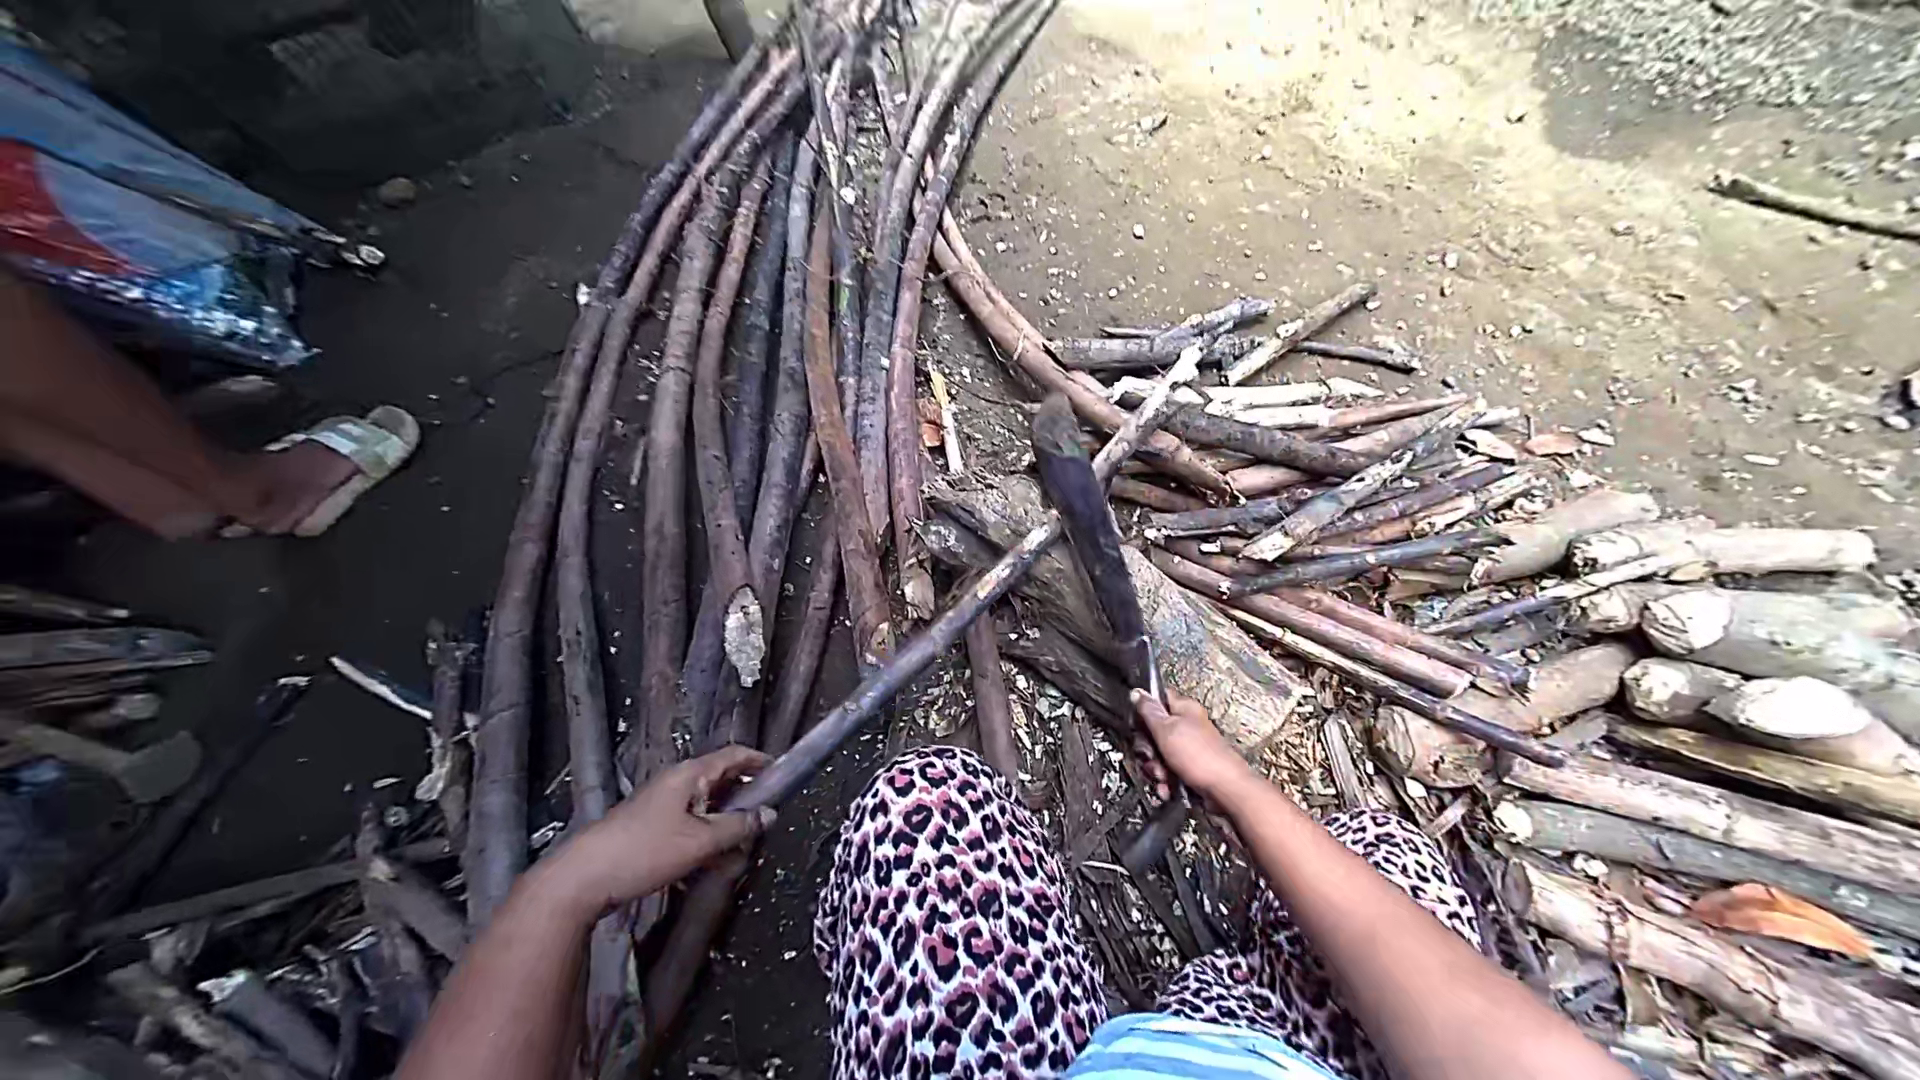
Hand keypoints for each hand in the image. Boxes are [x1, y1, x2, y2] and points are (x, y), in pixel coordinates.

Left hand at [548, 745, 775, 912]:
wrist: (581, 880)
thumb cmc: (643, 851)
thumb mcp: (700, 841)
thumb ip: (738, 827)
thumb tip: (769, 814)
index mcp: (690, 774)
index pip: (734, 755)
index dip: (759, 761)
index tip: (780, 774)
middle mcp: (677, 782)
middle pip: (722, 781)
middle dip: (745, 801)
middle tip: (763, 821)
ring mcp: (661, 804)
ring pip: (706, 807)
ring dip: (725, 825)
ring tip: (738, 849)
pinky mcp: (650, 827)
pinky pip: (689, 824)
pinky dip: (705, 837)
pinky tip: (708, 864)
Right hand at [1132, 689, 1255, 801]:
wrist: (1226, 792)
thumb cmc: (1202, 758)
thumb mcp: (1166, 729)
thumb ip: (1148, 711)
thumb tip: (1137, 692)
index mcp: (1184, 709)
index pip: (1156, 699)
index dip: (1143, 712)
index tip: (1139, 725)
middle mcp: (1187, 726)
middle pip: (1153, 730)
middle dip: (1148, 748)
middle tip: (1152, 755)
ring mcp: (1189, 748)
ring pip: (1159, 754)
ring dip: (1156, 767)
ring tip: (1163, 776)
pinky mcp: (1190, 768)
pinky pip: (1168, 770)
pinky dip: (1165, 780)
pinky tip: (1168, 787)